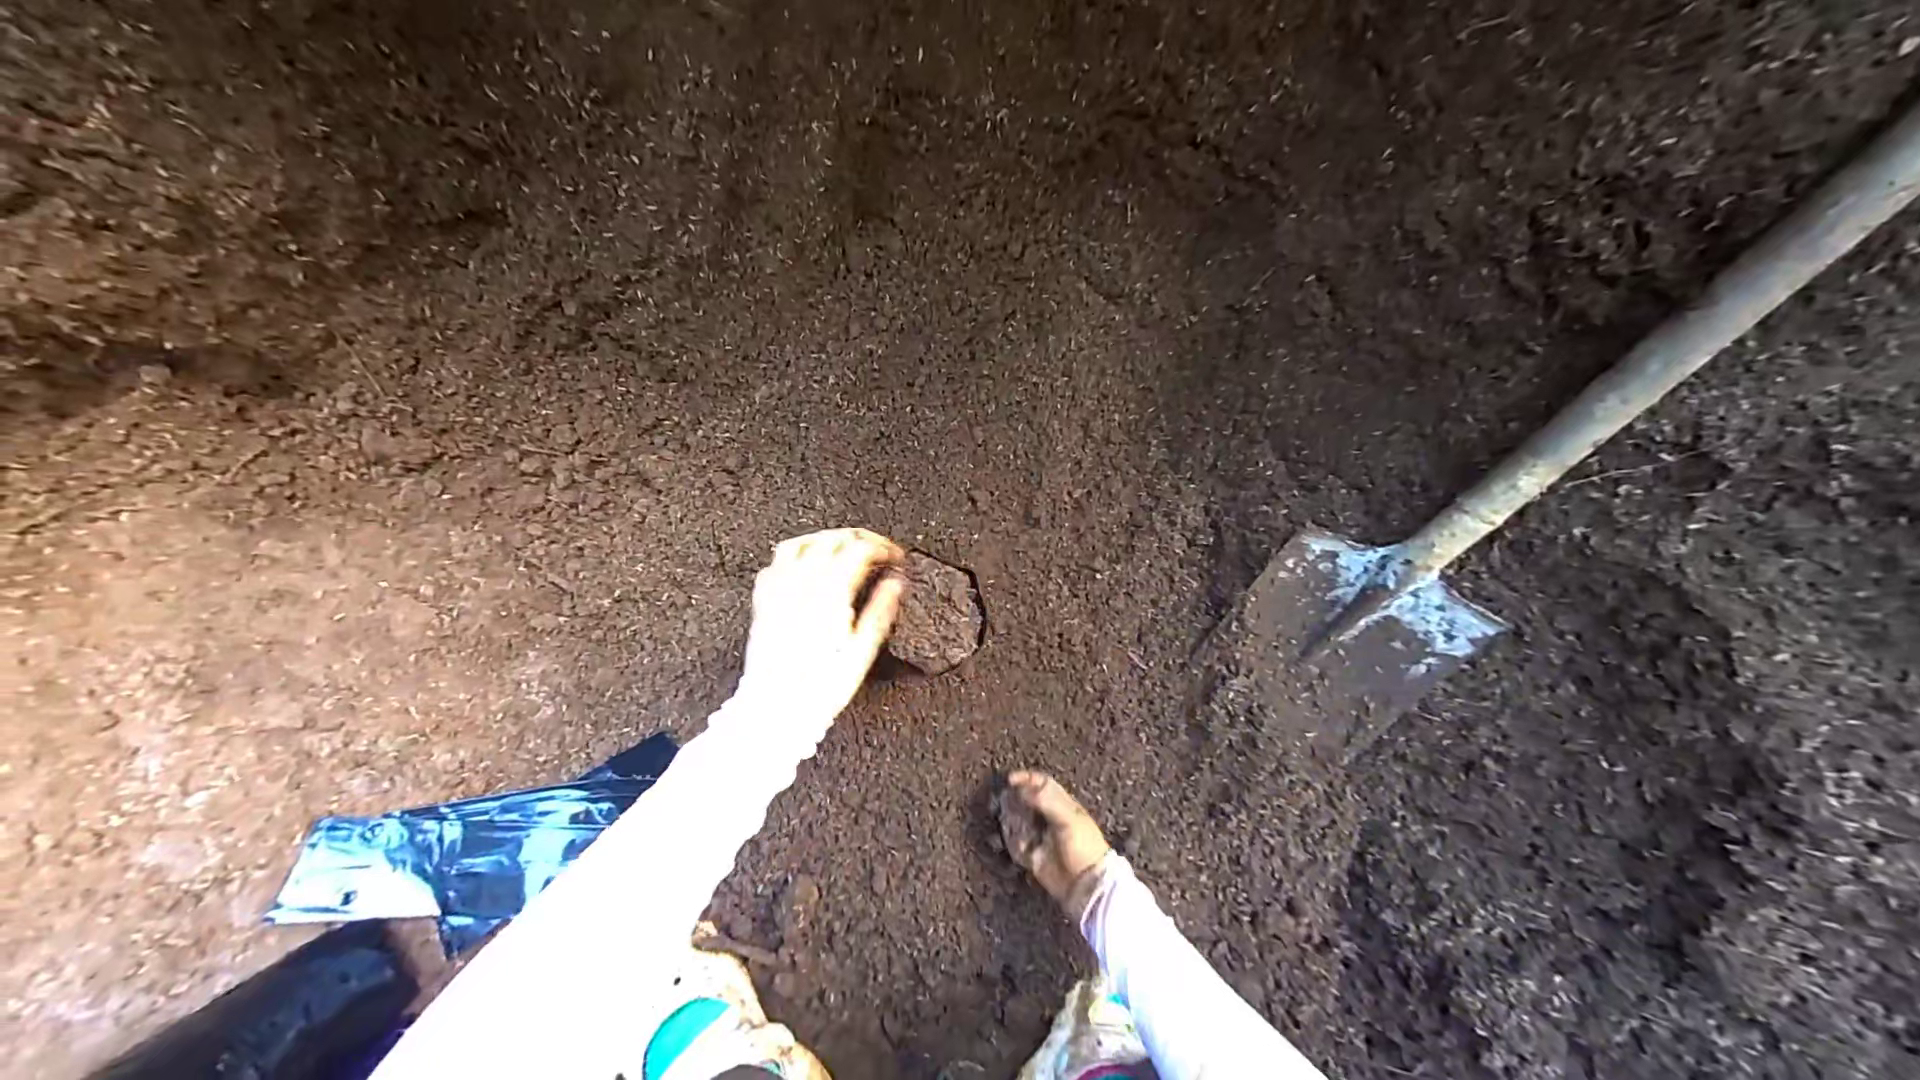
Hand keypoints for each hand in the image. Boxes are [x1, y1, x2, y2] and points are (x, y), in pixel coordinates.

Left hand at [736, 527, 906, 719]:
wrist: (776, 706)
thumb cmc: (818, 686)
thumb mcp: (863, 650)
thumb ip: (881, 609)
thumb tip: (895, 584)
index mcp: (830, 590)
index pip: (861, 548)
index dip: (884, 547)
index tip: (895, 557)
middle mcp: (802, 582)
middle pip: (833, 538)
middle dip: (860, 538)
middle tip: (876, 550)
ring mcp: (780, 588)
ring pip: (802, 541)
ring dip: (827, 539)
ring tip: (843, 547)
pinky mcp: (764, 600)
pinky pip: (776, 561)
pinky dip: (796, 554)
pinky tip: (805, 565)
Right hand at [996, 770, 1113, 916]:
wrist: (1086, 885)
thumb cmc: (1083, 847)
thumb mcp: (1068, 819)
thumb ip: (1045, 800)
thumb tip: (1021, 789)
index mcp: (1061, 804)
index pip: (1041, 783)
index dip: (1026, 778)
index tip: (1010, 780)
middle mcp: (1048, 817)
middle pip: (1025, 801)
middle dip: (1014, 801)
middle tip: (1006, 802)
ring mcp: (1039, 836)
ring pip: (1017, 821)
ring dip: (1012, 822)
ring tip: (1017, 828)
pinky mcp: (1032, 855)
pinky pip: (1015, 844)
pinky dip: (1013, 843)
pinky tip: (1020, 847)